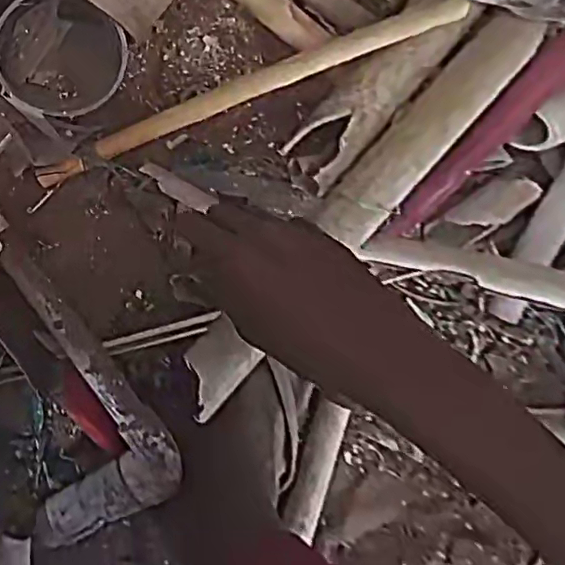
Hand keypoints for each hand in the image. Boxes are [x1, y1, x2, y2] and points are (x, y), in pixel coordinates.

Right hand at [171, 203, 459, 416]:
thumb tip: (204, 277)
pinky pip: (287, 226)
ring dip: (243, 228)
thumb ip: (221, 292)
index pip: (191, 223)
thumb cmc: (317, 352)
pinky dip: (276, 236)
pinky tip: (284, 263)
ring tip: (247, 256)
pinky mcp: (325, 237)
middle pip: (220, 209)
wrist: (386, 356)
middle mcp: (263, 234)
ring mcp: (297, 232)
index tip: (178, 235)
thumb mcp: (252, 327)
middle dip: (209, 223)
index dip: (180, 228)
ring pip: (254, 215)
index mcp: (235, 255)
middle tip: (206, 243)